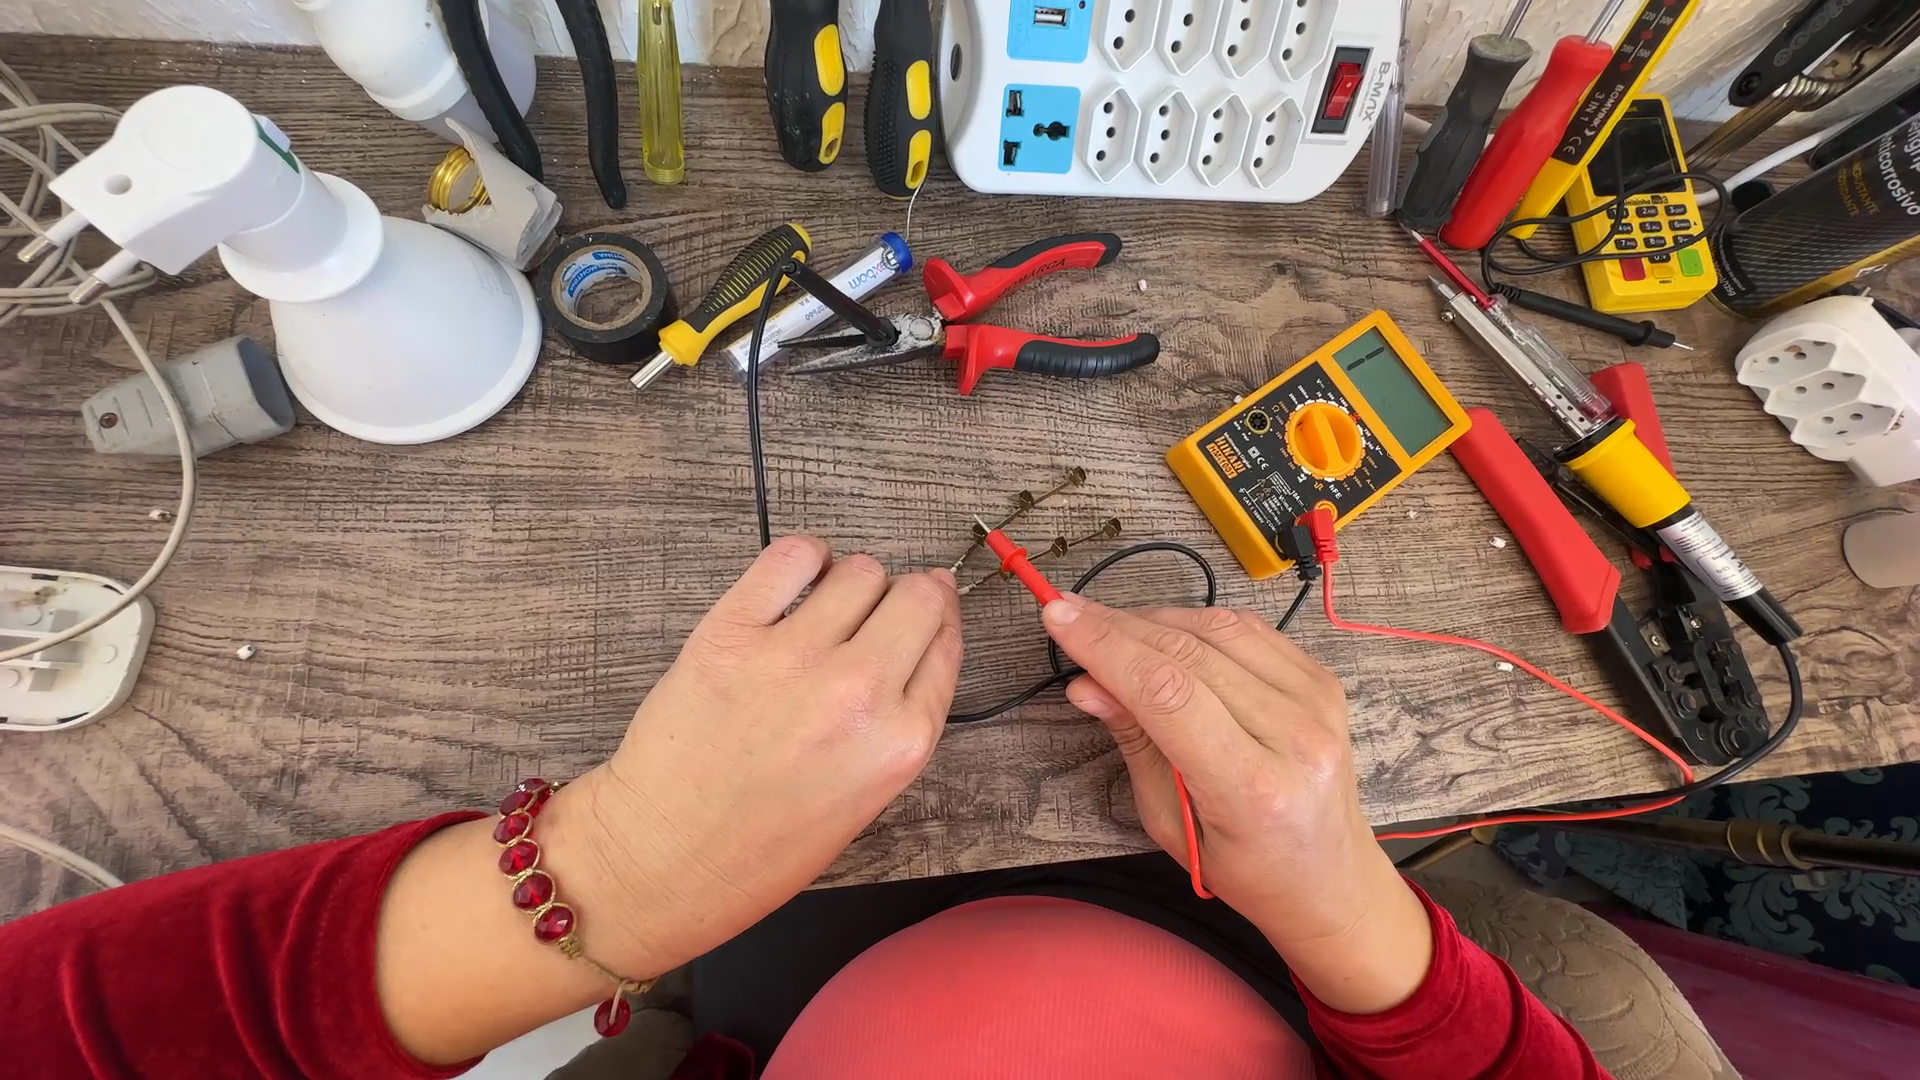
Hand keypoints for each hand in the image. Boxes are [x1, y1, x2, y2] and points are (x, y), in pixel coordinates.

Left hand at [549, 535, 962, 976]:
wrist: (661, 863)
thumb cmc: (766, 845)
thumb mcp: (869, 792)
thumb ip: (904, 713)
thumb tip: (926, 629)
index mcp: (902, 741)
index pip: (947, 640)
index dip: (941, 618)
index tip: (930, 609)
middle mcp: (860, 693)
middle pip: (918, 596)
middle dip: (908, 597)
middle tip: (875, 617)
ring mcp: (793, 658)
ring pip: (862, 571)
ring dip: (855, 583)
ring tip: (828, 611)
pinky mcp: (731, 633)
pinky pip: (794, 556)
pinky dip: (807, 557)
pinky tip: (798, 581)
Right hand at [1041, 596, 1432, 1013]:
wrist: (1330, 876)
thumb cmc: (1241, 864)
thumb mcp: (1169, 822)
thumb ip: (1134, 742)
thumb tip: (1087, 684)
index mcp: (1253, 788)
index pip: (1168, 693)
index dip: (1107, 647)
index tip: (1058, 617)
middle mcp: (1295, 735)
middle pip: (1188, 654)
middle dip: (1116, 626)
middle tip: (1068, 613)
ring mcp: (1316, 701)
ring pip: (1215, 629)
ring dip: (1150, 619)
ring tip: (1107, 624)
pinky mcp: (1322, 678)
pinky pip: (1245, 627)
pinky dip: (1192, 621)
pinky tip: (1159, 630)